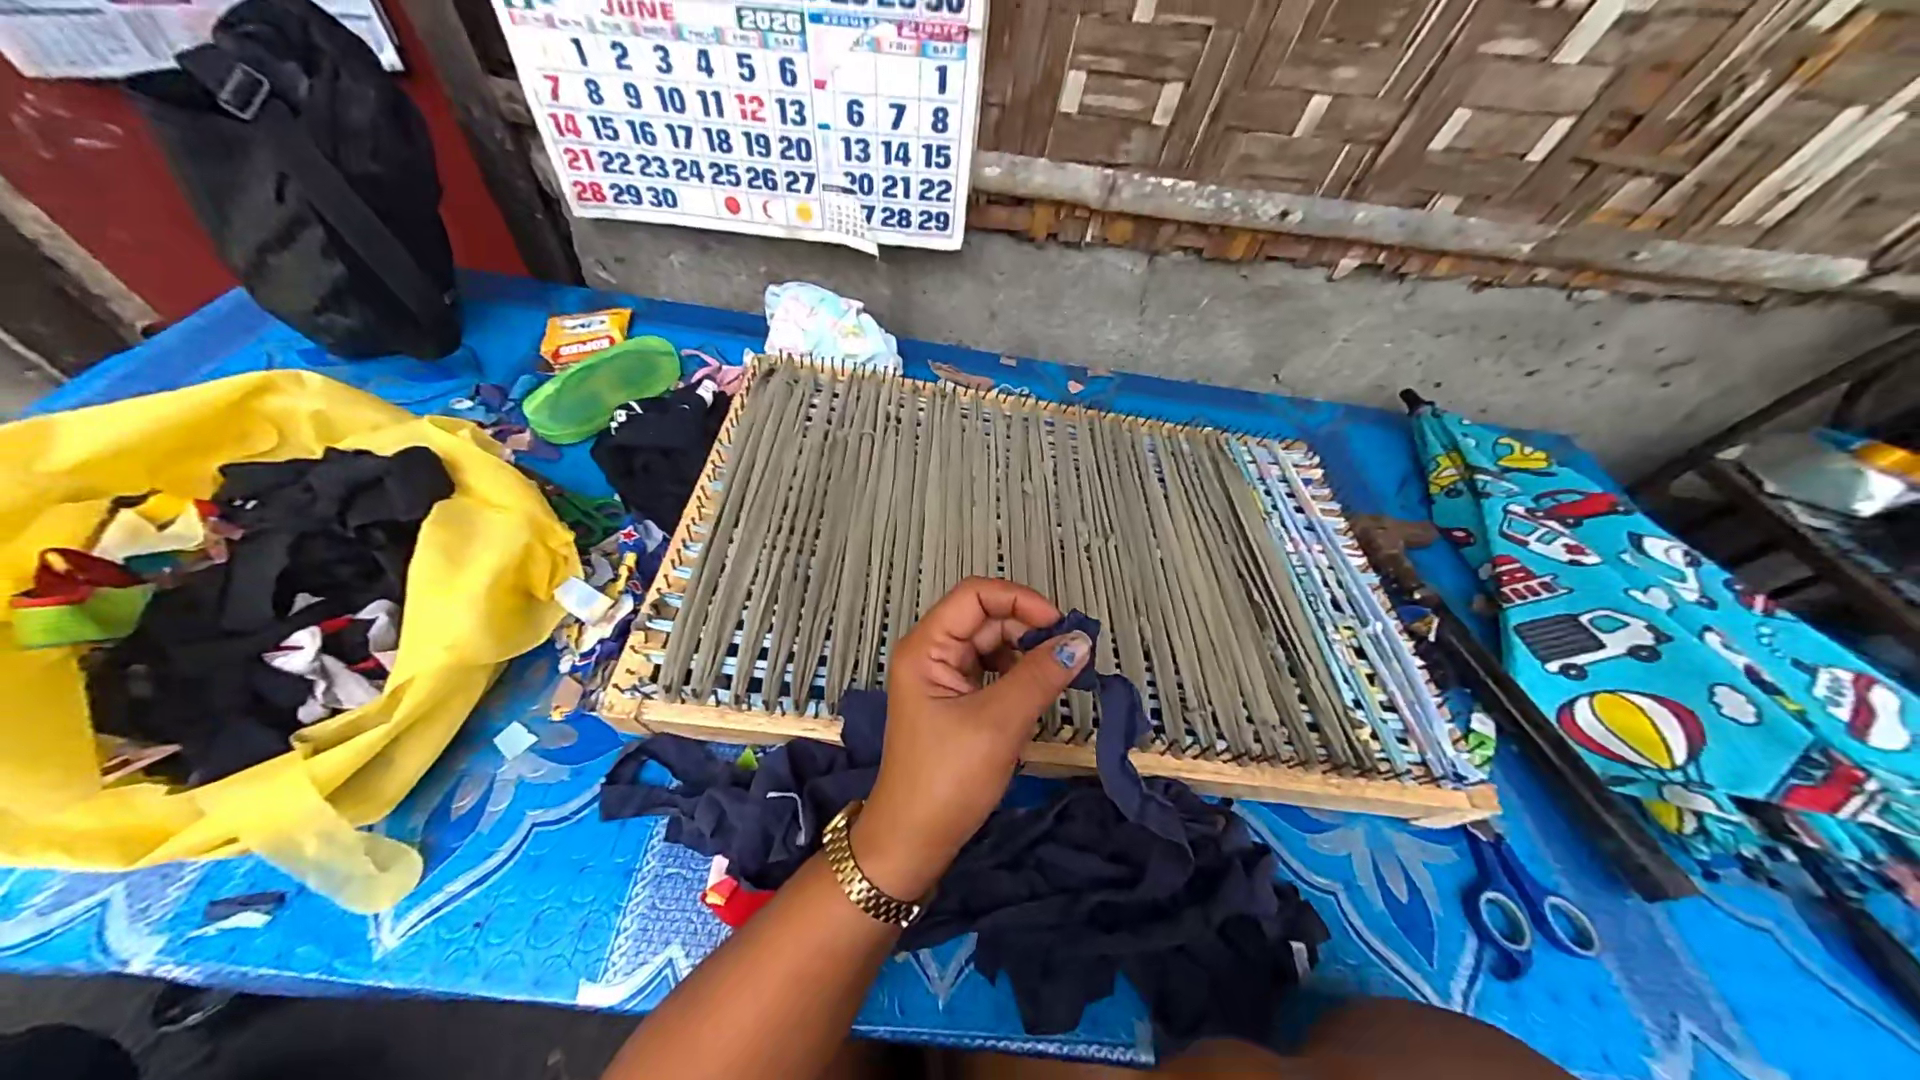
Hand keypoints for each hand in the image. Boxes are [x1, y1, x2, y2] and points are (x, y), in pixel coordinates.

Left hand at [850, 577, 1091, 899]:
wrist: (914, 841)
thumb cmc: (948, 779)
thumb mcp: (999, 723)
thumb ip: (1040, 676)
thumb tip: (1081, 641)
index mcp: (926, 646)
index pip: (975, 595)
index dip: (1020, 600)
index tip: (1060, 625)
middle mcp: (931, 652)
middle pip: (986, 618)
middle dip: (1028, 628)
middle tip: (1070, 654)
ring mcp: (942, 677)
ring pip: (992, 644)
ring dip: (1026, 652)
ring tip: (1059, 673)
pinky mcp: (955, 700)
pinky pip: (991, 671)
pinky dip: (1018, 674)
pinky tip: (1037, 689)